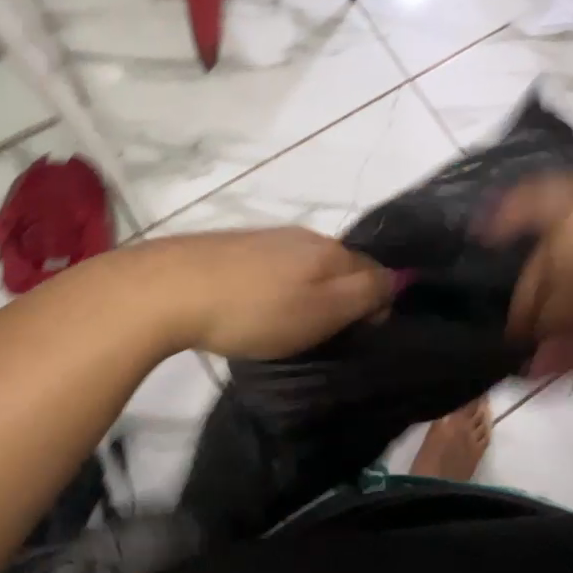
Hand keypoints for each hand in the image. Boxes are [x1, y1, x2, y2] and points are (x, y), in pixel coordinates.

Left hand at [131, 227, 393, 359]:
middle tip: (331, 336)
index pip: (375, 269)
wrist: (172, 290)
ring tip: (296, 327)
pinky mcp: (235, 249)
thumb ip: (364, 294)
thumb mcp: (321, 311)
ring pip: (307, 266)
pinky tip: (262, 309)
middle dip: (345, 296)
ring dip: (312, 292)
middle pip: (341, 265)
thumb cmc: (256, 309)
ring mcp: (266, 239)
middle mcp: (303, 235)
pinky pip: (275, 269)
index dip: (378, 303)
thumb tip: (400, 279)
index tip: (363, 337)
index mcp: (329, 249)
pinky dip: (280, 289)